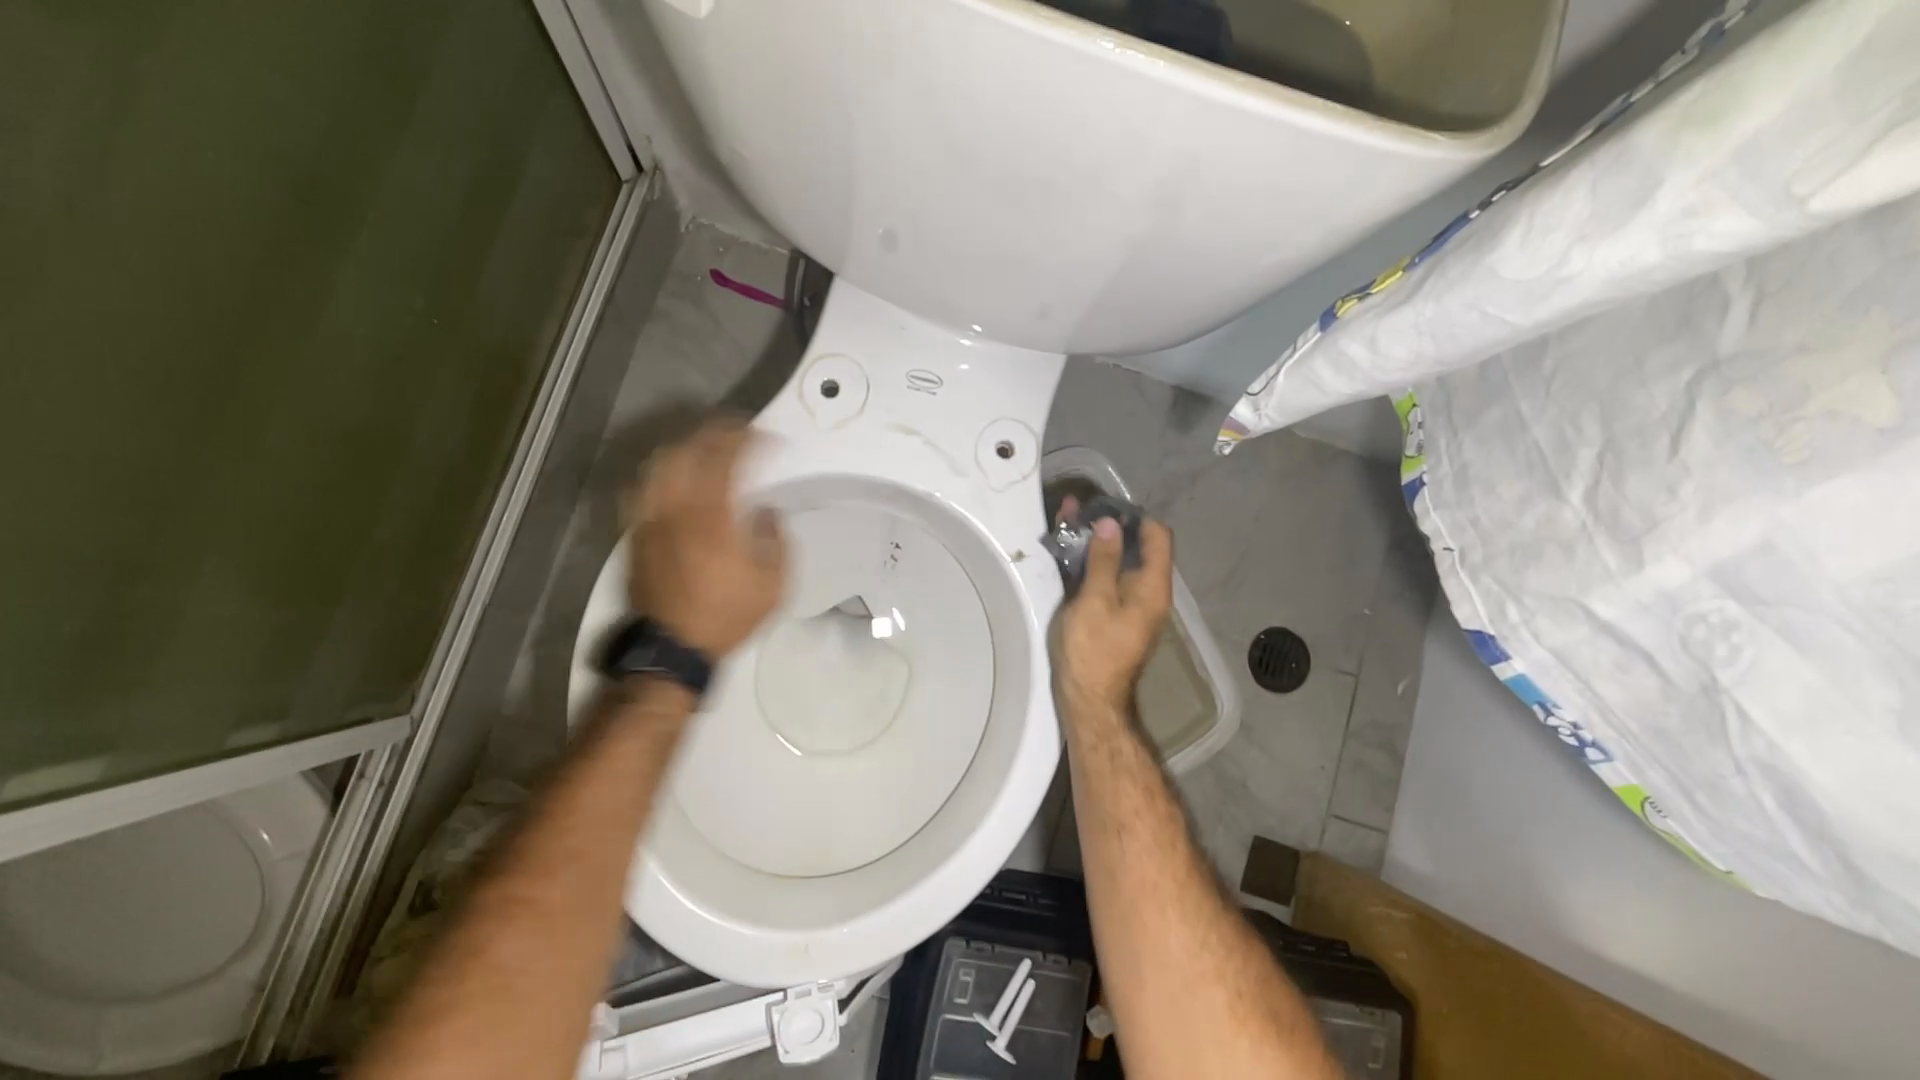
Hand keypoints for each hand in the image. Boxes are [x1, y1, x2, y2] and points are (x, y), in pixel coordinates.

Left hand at [626, 420, 786, 656]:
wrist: (673, 649)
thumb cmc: (728, 616)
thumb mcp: (773, 585)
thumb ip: (775, 539)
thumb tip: (764, 512)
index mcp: (713, 517)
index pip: (727, 457)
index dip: (749, 438)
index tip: (768, 438)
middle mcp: (677, 509)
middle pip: (688, 449)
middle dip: (715, 433)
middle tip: (737, 434)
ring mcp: (650, 520)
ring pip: (659, 464)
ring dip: (685, 447)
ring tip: (704, 449)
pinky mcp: (635, 534)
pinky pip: (642, 489)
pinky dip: (660, 474)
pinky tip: (672, 479)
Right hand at [1054, 511, 1173, 713]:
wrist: (1089, 699)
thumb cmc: (1094, 649)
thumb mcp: (1095, 600)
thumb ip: (1103, 560)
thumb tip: (1111, 524)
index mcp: (1152, 586)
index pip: (1158, 537)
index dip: (1135, 516)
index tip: (1105, 506)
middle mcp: (1146, 591)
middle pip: (1136, 547)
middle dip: (1109, 525)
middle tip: (1079, 509)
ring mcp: (1129, 604)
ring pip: (1116, 562)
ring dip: (1095, 542)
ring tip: (1067, 520)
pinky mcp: (1112, 614)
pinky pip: (1105, 578)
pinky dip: (1089, 563)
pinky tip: (1067, 551)